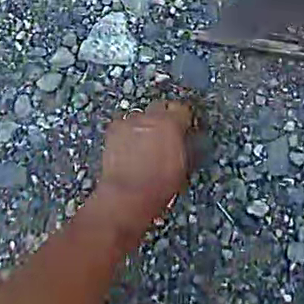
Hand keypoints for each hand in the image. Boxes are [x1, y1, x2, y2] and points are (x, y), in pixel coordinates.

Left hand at [88, 100, 193, 233]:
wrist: (128, 196)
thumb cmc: (158, 185)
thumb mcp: (185, 166)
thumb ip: (189, 145)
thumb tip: (190, 139)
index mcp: (173, 123)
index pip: (183, 109)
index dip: (184, 119)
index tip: (184, 127)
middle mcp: (151, 117)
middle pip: (161, 107)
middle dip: (164, 118)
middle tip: (165, 135)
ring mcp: (130, 122)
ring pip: (141, 115)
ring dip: (145, 125)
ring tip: (144, 144)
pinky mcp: (113, 131)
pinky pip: (124, 124)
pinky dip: (127, 132)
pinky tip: (128, 147)